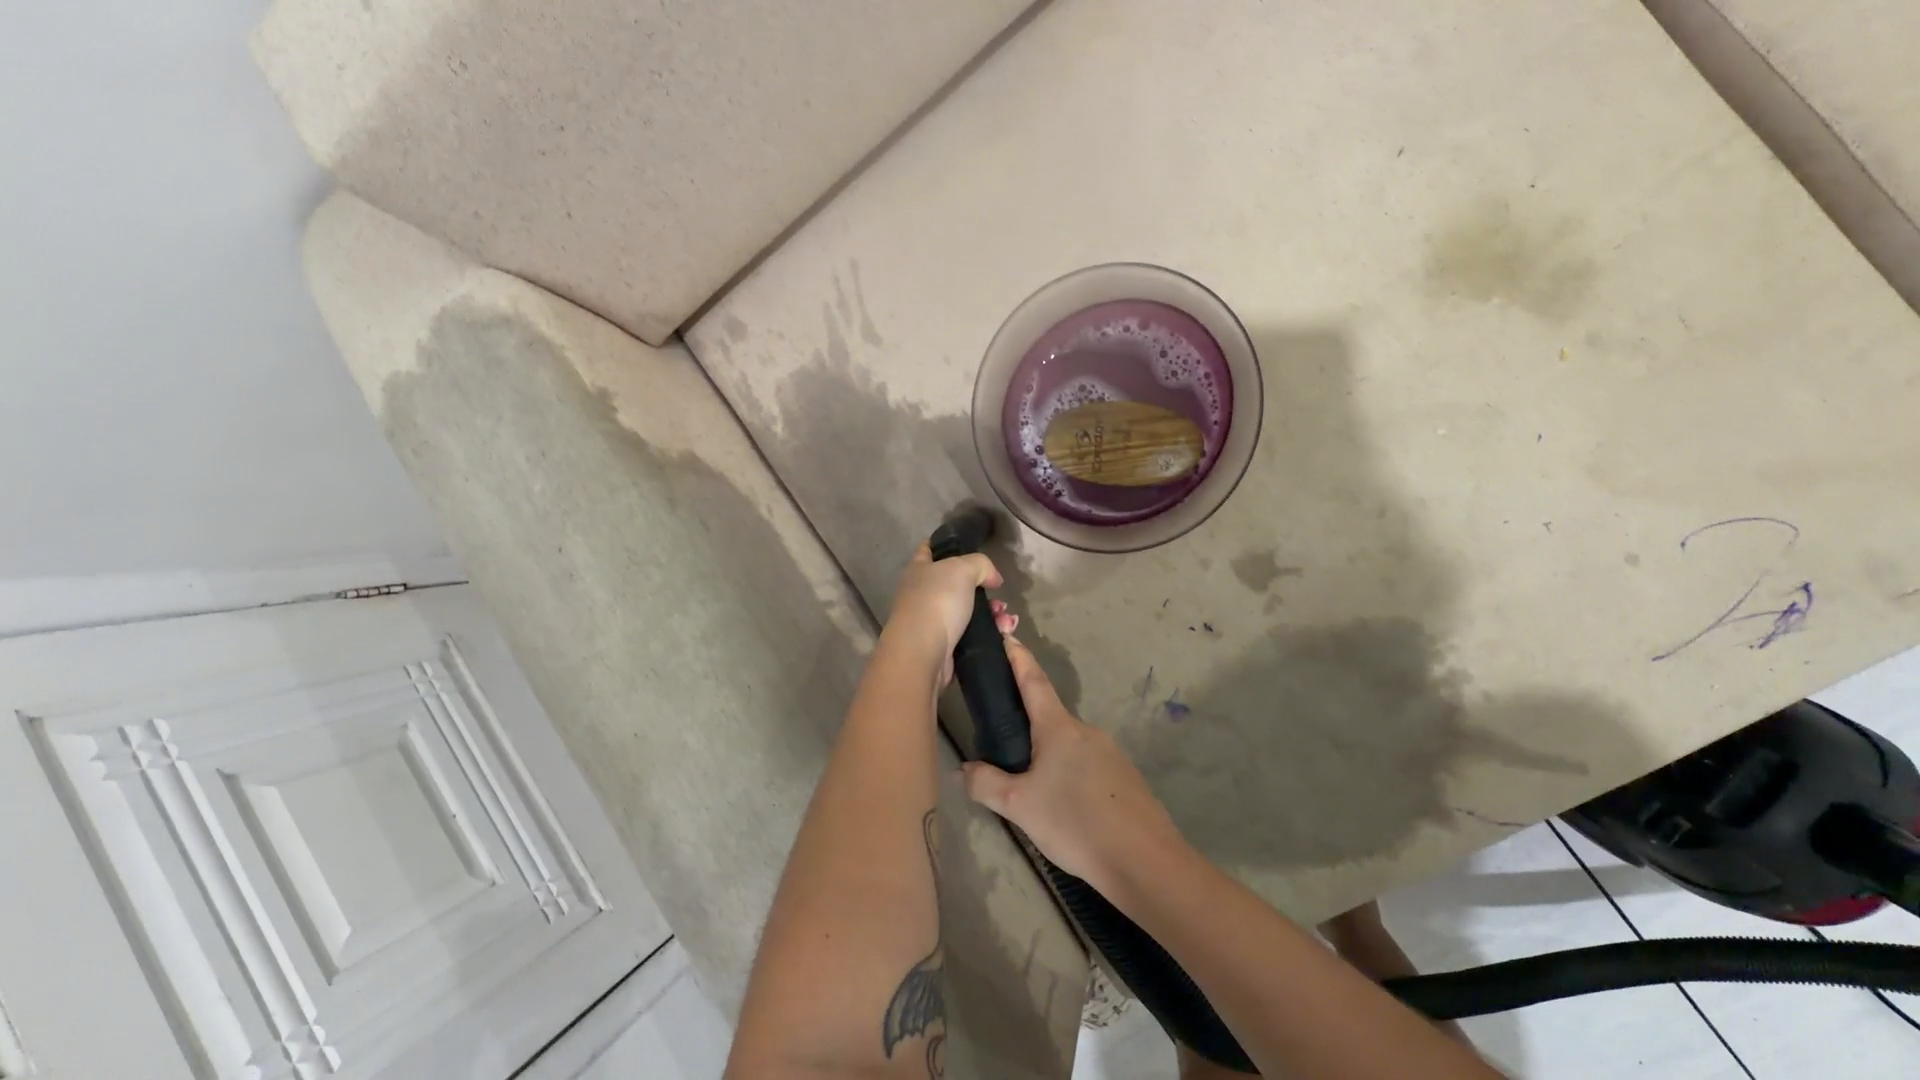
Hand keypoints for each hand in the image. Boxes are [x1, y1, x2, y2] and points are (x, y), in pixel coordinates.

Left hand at [880, 544, 1013, 685]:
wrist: (924, 651)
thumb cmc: (938, 600)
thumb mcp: (962, 569)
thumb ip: (981, 565)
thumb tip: (993, 578)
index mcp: (919, 570)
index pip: (928, 549)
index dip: (945, 545)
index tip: (967, 547)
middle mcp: (922, 593)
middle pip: (957, 583)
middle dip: (982, 586)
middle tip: (997, 591)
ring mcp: (933, 620)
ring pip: (968, 609)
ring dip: (991, 611)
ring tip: (1005, 617)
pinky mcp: (945, 644)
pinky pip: (972, 632)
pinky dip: (988, 630)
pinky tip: (1002, 629)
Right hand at [960, 637, 1182, 885]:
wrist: (1144, 861)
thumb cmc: (1076, 823)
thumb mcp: (1019, 806)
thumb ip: (986, 784)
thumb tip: (962, 770)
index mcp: (1059, 728)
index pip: (1034, 681)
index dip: (1018, 658)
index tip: (1007, 637)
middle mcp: (1087, 732)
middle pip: (1048, 719)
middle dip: (1025, 725)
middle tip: (998, 744)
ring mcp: (1110, 755)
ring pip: (1067, 748)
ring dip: (1046, 758)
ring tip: (1026, 789)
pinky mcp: (1124, 780)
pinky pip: (1086, 768)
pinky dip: (1067, 777)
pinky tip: (1060, 808)